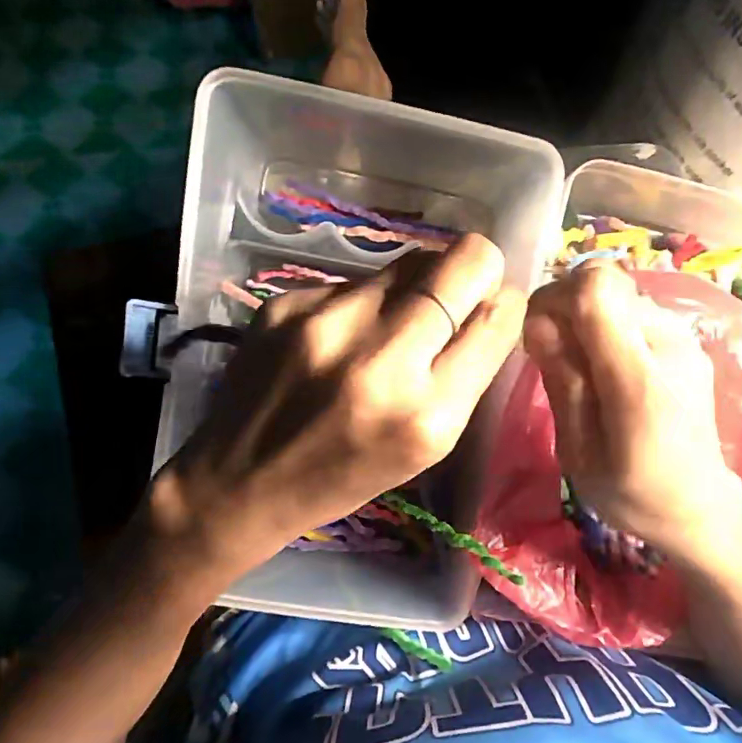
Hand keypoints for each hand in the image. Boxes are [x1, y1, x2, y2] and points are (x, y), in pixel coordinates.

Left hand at [150, 234, 525, 580]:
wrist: (238, 481)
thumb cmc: (343, 476)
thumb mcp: (424, 447)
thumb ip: (465, 372)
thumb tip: (494, 301)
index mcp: (426, 413)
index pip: (498, 314)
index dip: (503, 302)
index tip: (490, 308)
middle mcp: (380, 357)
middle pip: (462, 260)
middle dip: (473, 270)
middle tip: (453, 296)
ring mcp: (326, 320)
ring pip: (408, 262)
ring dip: (414, 287)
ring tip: (387, 328)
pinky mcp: (287, 300)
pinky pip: (355, 281)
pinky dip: (361, 303)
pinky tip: (336, 338)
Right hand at [523, 262, 741, 572]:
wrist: (698, 506)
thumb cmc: (631, 492)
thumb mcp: (578, 451)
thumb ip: (562, 381)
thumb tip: (537, 321)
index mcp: (639, 382)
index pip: (596, 289)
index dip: (554, 299)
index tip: (537, 339)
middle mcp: (670, 344)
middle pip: (604, 282)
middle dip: (565, 309)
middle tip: (553, 359)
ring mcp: (684, 336)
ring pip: (617, 291)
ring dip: (585, 318)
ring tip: (579, 369)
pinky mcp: (685, 338)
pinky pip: (631, 308)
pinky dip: (605, 326)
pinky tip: (604, 367)